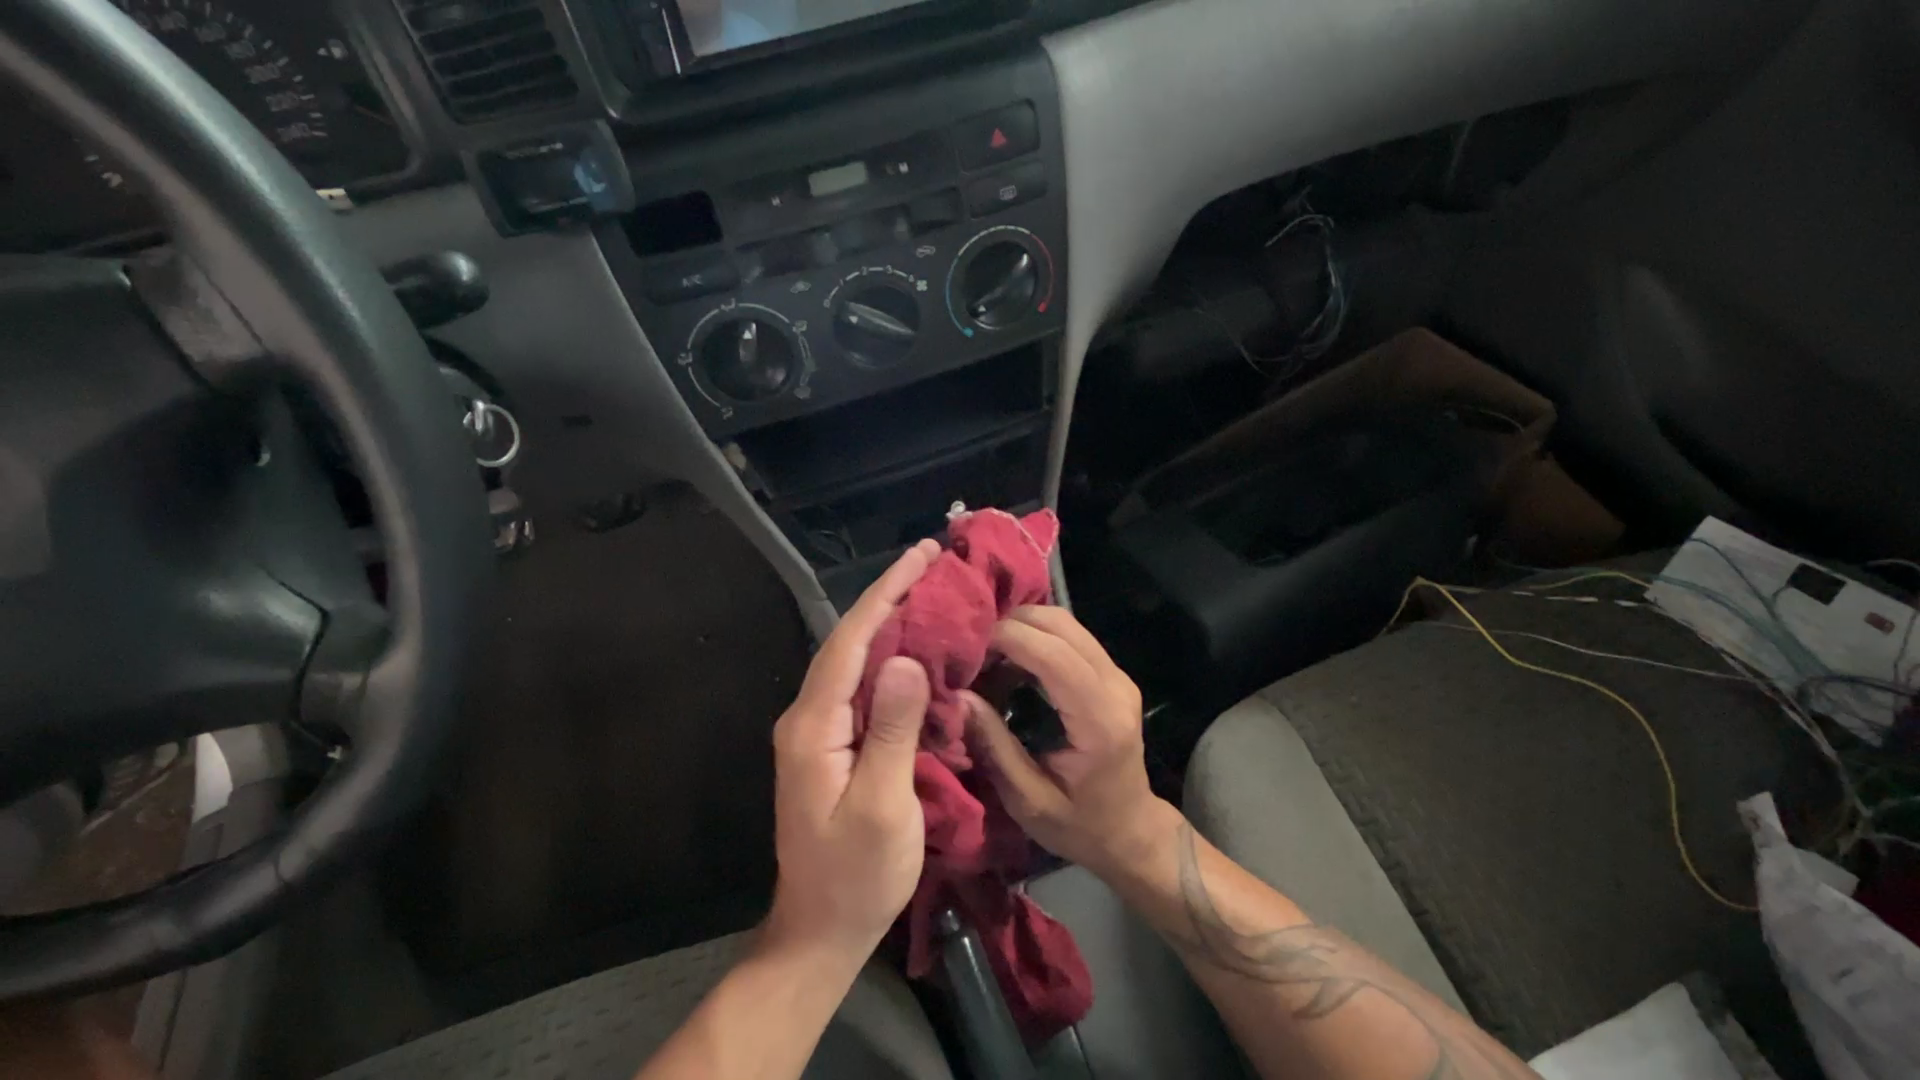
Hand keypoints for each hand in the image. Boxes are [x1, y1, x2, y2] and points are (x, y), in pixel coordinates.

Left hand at [766, 539, 940, 959]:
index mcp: (814, 726)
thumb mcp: (882, 805)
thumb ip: (892, 730)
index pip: (851, 642)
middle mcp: (808, 718)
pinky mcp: (831, 748)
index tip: (920, 556)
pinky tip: (915, 651)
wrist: (821, 928)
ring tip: (928, 591)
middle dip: (888, 598)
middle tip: (931, 563)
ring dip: (888, 623)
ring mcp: (816, 733)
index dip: (885, 594)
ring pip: (852, 662)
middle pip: (848, 643)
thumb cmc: (856, 875)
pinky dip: (887, 660)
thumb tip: (905, 658)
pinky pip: (860, 689)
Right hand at [963, 606, 1177, 879]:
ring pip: (1065, 623)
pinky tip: (1007, 660)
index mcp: (1100, 722)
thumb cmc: (1079, 826)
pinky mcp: (1112, 674)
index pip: (1054, 655)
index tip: (965, 649)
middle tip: (969, 650)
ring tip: (984, 655)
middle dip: (1009, 624)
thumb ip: (994, 746)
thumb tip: (957, 697)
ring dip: (1021, 627)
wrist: (1130, 832)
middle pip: (1060, 625)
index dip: (1007, 638)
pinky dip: (1035, 636)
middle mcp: (1116, 688)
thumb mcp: (1028, 800)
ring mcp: (1118, 676)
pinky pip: (1070, 637)